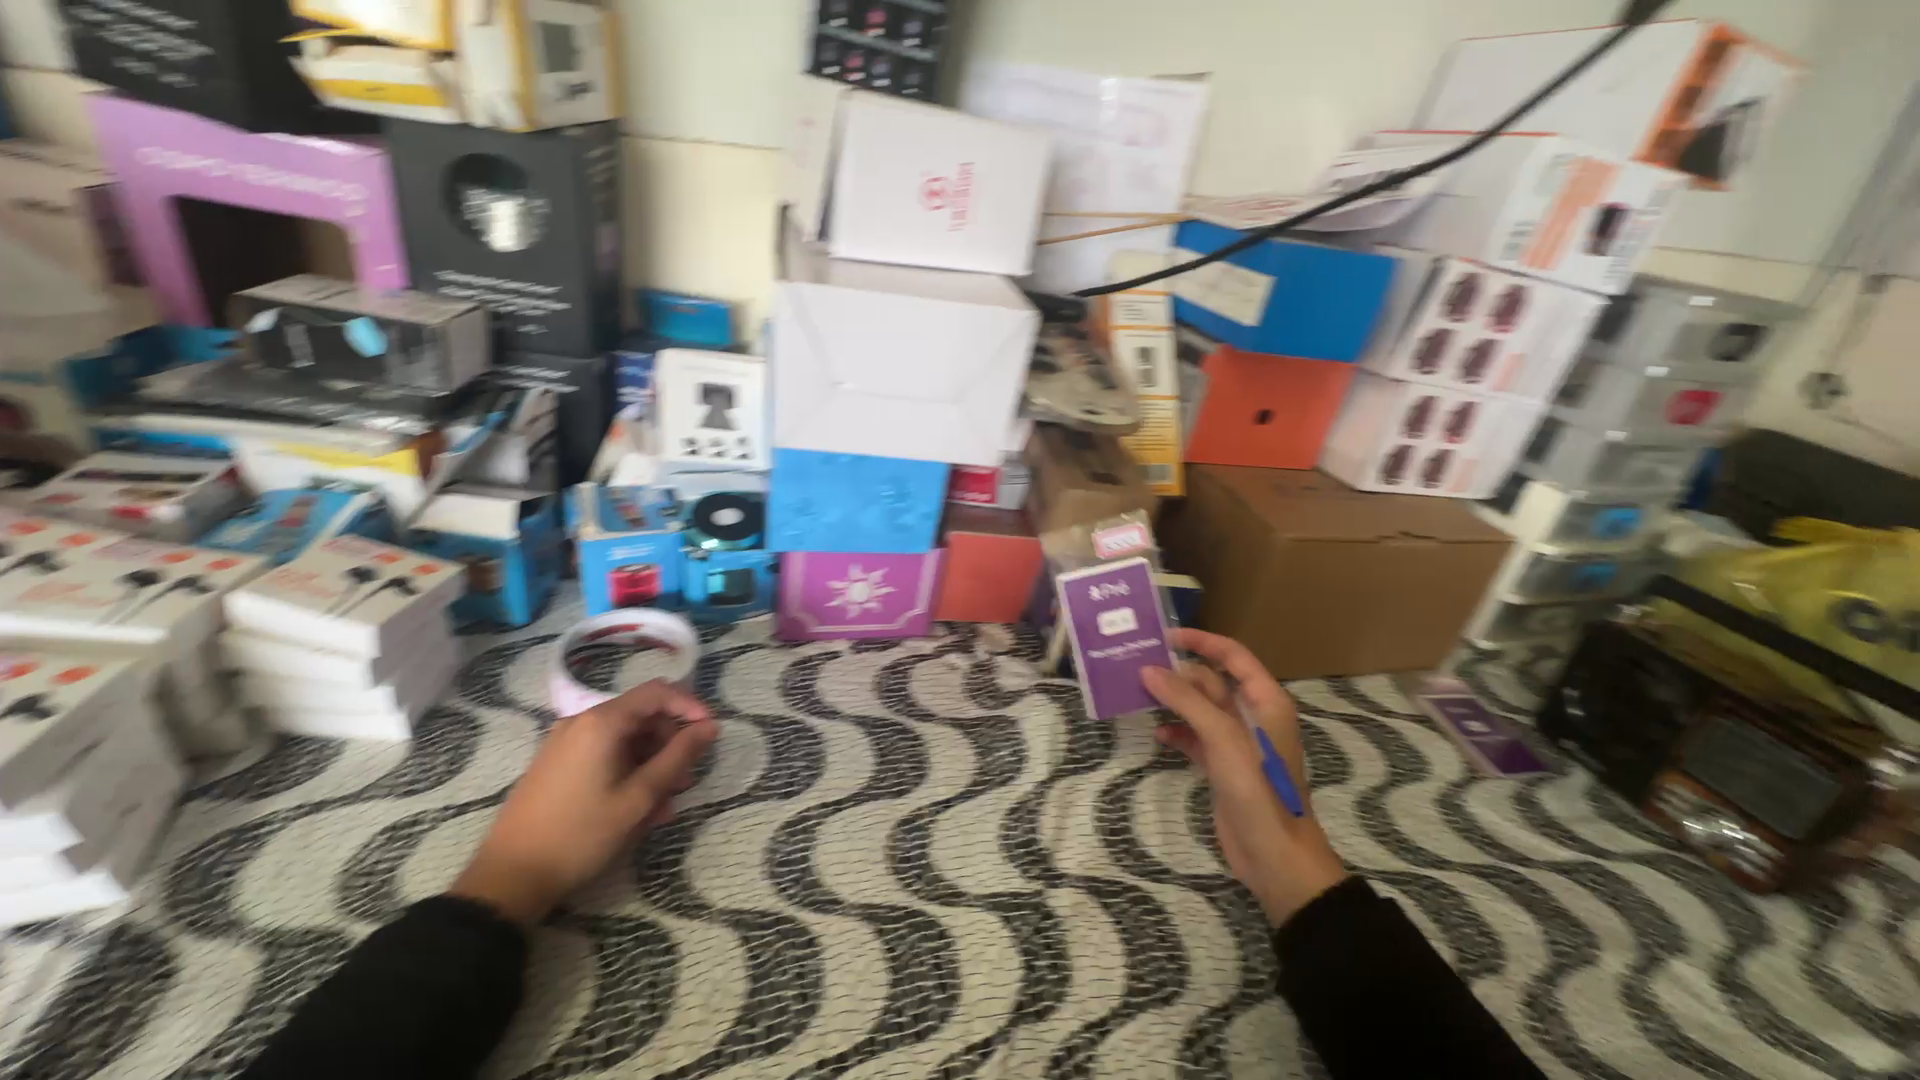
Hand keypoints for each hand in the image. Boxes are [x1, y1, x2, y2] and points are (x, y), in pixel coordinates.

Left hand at [450, 680, 717, 923]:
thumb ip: (678, 757)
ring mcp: (566, 743)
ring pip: (625, 739)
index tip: (710, 735)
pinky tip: (638, 810)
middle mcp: (581, 722)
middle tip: (686, 782)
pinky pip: (605, 755)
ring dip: (652, 765)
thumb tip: (710, 727)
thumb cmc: (581, 834)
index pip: (658, 692)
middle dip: (671, 744)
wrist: (510, 876)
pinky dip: (628, 773)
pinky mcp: (558, 764)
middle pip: (642, 716)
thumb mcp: (639, 798)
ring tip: (664, 807)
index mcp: (601, 722)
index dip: (690, 707)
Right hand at [1143, 628, 1348, 926]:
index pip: (1233, 656)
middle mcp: (1253, 716)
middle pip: (1213, 682)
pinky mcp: (1223, 768)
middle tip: (1138, 667)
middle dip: (1179, 674)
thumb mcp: (1223, 738)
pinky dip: (1177, 733)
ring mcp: (1237, 743)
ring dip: (1173, 703)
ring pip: (1200, 710)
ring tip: (1138, 696)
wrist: (1275, 856)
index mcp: (1267, 701)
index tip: (1165, 636)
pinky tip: (1157, 735)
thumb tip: (1149, 670)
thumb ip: (1187, 701)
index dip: (1202, 641)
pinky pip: (1195, 738)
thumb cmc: (1259, 789)